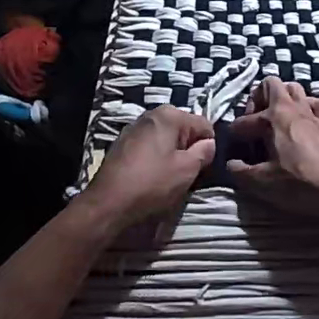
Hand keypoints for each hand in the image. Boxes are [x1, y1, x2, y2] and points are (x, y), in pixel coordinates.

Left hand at [80, 106, 215, 230]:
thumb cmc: (152, 183)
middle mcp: (150, 115)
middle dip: (189, 150)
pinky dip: (155, 160)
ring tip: (169, 179)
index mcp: (168, 115)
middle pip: (183, 130)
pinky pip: (149, 148)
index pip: (204, 124)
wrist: (108, 203)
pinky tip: (151, 178)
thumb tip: (209, 143)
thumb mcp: (186, 170)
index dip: (209, 146)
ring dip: (172, 156)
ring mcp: (134, 129)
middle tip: (187, 175)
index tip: (204, 167)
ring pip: (166, 140)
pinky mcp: (122, 145)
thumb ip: (204, 152)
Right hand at [226, 77, 318, 219]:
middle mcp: (292, 108)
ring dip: (283, 99)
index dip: (236, 132)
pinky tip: (304, 123)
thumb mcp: (263, 181)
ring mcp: (312, 114)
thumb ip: (242, 172)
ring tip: (276, 119)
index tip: (235, 147)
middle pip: (272, 84)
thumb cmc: (299, 182)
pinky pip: (318, 105)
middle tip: (255, 122)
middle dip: (258, 98)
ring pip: (295, 89)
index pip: (246, 119)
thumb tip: (231, 164)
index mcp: (273, 117)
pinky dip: (309, 108)